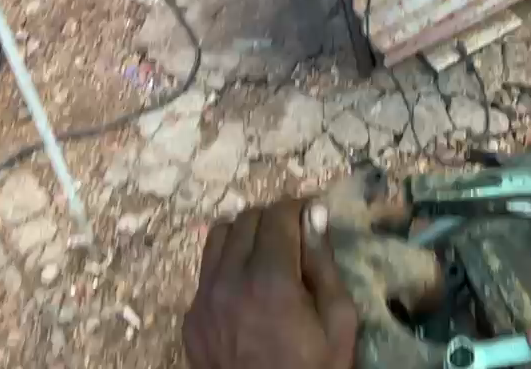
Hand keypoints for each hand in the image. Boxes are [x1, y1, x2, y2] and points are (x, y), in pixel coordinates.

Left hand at [183, 199, 359, 368]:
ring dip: (245, 235)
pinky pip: (206, 271)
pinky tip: (247, 286)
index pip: (278, 213)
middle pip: (246, 218)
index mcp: (270, 279)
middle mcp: (230, 281)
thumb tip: (315, 214)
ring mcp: (204, 301)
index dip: (298, 207)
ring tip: (267, 254)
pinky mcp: (191, 320)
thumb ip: (324, 263)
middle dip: (273, 219)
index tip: (312, 215)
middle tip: (294, 236)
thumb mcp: (339, 322)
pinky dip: (227, 264)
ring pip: (219, 236)